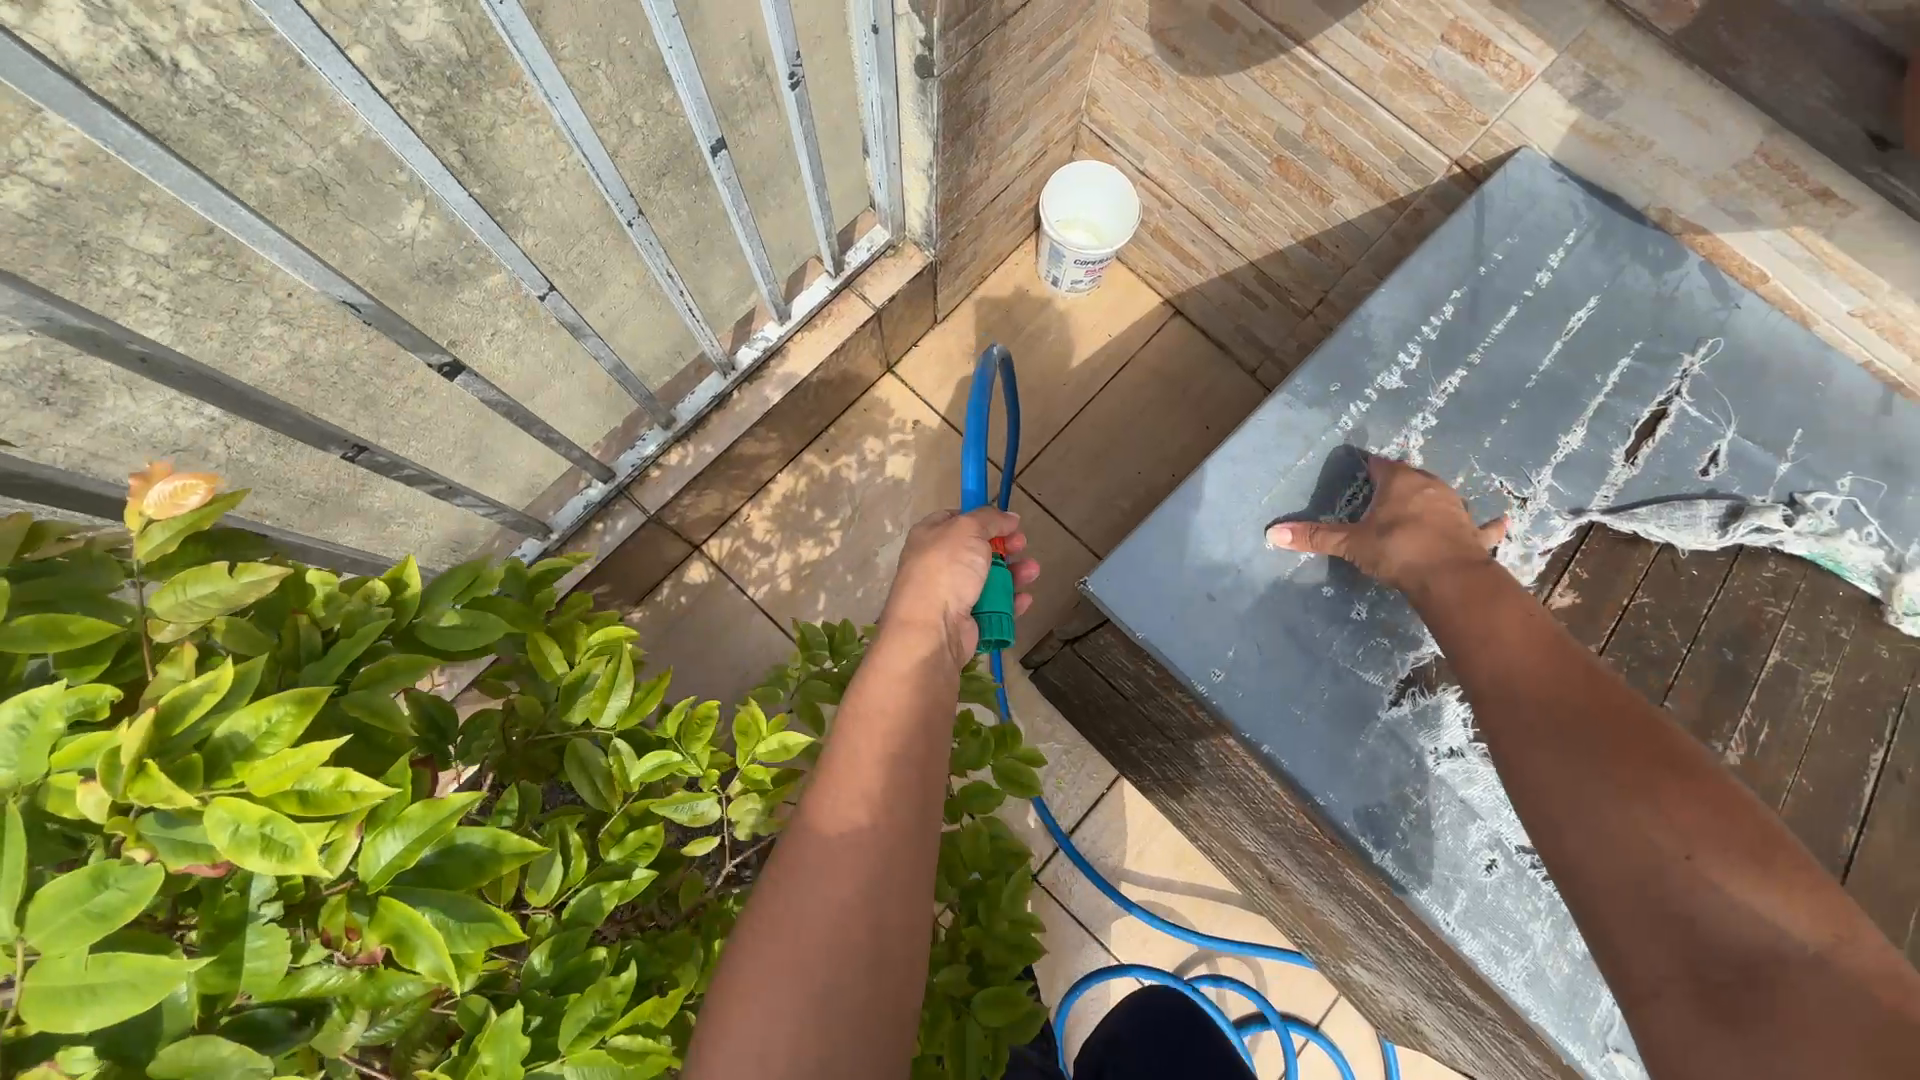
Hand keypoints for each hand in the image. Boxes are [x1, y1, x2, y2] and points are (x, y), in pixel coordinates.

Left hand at [879, 508, 1040, 666]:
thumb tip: (1010, 517)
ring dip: (1014, 573)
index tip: (1006, 521)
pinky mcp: (967, 620)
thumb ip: (990, 518)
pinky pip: (994, 607)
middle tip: (1021, 545)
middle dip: (1005, 546)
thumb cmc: (946, 569)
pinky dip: (1011, 602)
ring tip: (1032, 571)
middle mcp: (938, 564)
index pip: (955, 520)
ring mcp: (952, 594)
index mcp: (930, 536)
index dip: (982, 518)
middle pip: (978, 550)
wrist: (932, 628)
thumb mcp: (967, 529)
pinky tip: (1024, 598)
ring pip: (990, 579)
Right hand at [1266, 454, 1506, 595]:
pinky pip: (1480, 525)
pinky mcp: (1474, 533)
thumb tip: (1272, 533)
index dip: (1367, 467)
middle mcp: (1430, 486)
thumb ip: (1315, 537)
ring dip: (1428, 500)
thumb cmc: (1397, 549)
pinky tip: (1500, 521)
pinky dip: (1485, 525)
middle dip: (1395, 483)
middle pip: (1409, 476)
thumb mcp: (1351, 544)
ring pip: (1439, 496)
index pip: (1379, 464)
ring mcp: (1455, 508)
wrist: (1450, 578)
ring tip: (1416, 507)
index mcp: (1399, 481)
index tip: (1357, 471)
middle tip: (1378, 495)